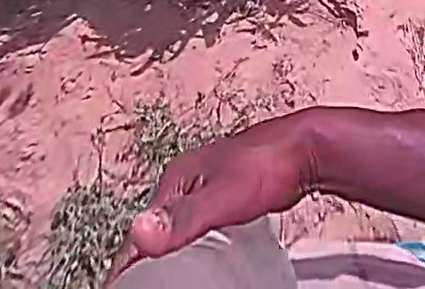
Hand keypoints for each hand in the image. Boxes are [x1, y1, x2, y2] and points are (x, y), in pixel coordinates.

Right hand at [112, 113, 314, 276]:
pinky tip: (201, 259)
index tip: (122, 286)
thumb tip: (138, 233)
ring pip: (176, 224)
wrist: (302, 148)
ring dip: (167, 251)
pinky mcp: (225, 194)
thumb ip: (182, 218)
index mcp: (177, 177)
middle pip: (155, 224)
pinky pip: (197, 224)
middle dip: (145, 256)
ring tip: (164, 280)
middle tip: (143, 284)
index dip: (130, 260)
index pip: (142, 226)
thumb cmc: (265, 164)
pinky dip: (190, 245)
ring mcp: (206, 184)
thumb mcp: (221, 198)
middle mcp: (186, 178)